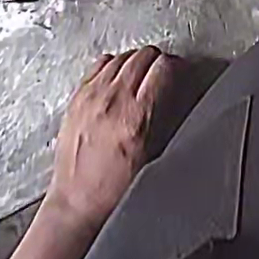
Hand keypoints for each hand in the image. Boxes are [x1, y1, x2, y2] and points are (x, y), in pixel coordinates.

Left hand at [46, 46, 173, 229]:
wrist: (77, 203)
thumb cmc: (115, 189)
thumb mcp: (153, 156)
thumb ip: (166, 116)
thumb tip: (178, 90)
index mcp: (137, 117)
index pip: (163, 67)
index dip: (177, 66)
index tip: (181, 71)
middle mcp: (114, 100)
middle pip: (144, 55)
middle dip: (159, 61)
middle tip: (163, 73)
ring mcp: (92, 95)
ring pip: (123, 56)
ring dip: (137, 61)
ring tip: (142, 75)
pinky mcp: (77, 96)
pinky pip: (100, 63)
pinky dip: (113, 65)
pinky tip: (117, 77)